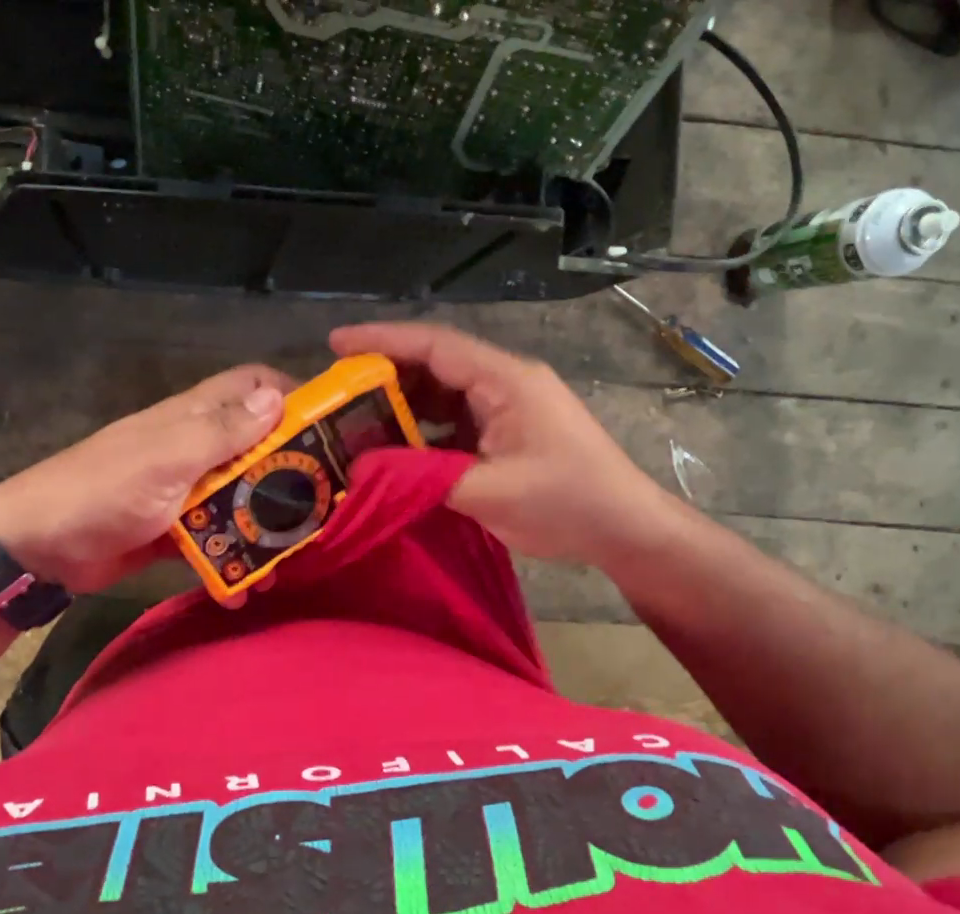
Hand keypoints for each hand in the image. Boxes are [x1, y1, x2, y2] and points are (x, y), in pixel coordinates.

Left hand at [0, 364, 296, 592]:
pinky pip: (215, 543)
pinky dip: (230, 564)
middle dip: (290, 477)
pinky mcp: (175, 532)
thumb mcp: (166, 459)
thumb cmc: (102, 490)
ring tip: (287, 562)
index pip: (252, 387)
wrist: (40, 547)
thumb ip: (220, 431)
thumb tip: (278, 397)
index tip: (329, 429)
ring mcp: (185, 492)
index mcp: (193, 417)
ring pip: (241, 501)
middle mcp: (195, 448)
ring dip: (263, 530)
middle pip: (258, 450)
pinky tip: (243, 591)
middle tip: (324, 510)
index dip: (291, 396)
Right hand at [330, 322, 682, 565]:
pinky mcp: (507, 434)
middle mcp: (504, 384)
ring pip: (443, 395)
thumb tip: (364, 470)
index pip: (436, 346)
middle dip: (385, 375)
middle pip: (435, 365)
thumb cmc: (566, 502)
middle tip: (337, 392)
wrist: (623, 527)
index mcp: (505, 382)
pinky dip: (423, 432)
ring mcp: (507, 408)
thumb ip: (423, 478)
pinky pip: (455, 422)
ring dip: (402, 406)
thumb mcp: (489, 492)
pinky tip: (394, 450)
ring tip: (355, 422)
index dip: (383, 340)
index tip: (336, 343)